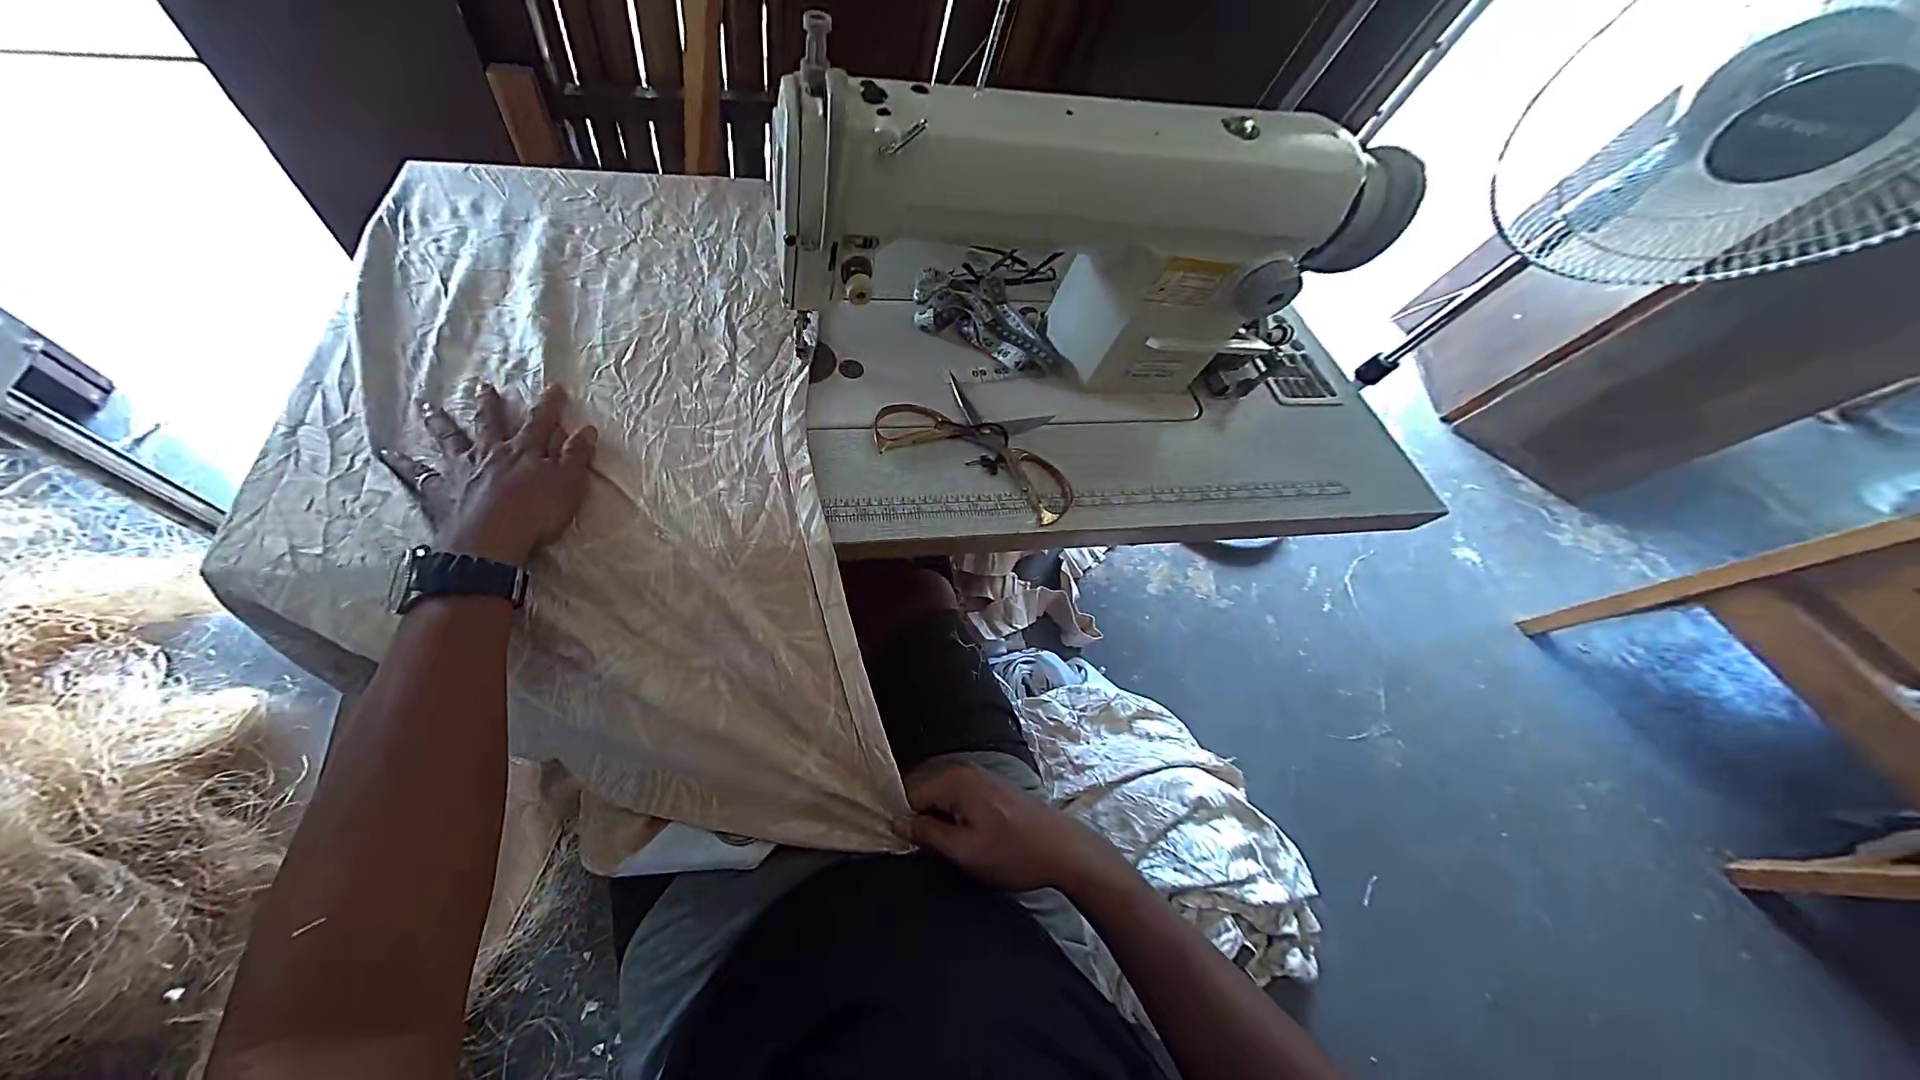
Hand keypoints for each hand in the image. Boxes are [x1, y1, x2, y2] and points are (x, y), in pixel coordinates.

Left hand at [379, 383, 597, 564]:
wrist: (491, 541)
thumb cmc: (536, 513)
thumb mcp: (568, 484)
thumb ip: (576, 456)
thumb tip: (586, 429)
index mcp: (524, 452)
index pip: (540, 422)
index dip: (549, 405)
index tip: (554, 387)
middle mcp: (490, 454)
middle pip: (490, 423)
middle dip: (490, 404)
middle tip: (482, 385)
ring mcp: (462, 471)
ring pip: (450, 440)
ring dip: (441, 422)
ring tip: (427, 406)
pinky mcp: (440, 491)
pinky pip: (417, 475)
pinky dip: (404, 464)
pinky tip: (389, 454)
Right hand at [895, 763, 1134, 894]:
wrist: (1062, 849)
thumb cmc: (1014, 852)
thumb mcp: (965, 850)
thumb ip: (928, 834)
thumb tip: (898, 823)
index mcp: (956, 780)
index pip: (910, 793)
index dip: (904, 820)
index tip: (904, 845)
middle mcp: (965, 770)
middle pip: (925, 791)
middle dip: (920, 818)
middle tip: (925, 849)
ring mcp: (981, 777)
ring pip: (942, 797)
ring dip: (938, 819)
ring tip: (945, 847)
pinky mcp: (992, 788)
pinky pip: (958, 798)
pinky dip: (953, 816)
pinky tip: (962, 837)